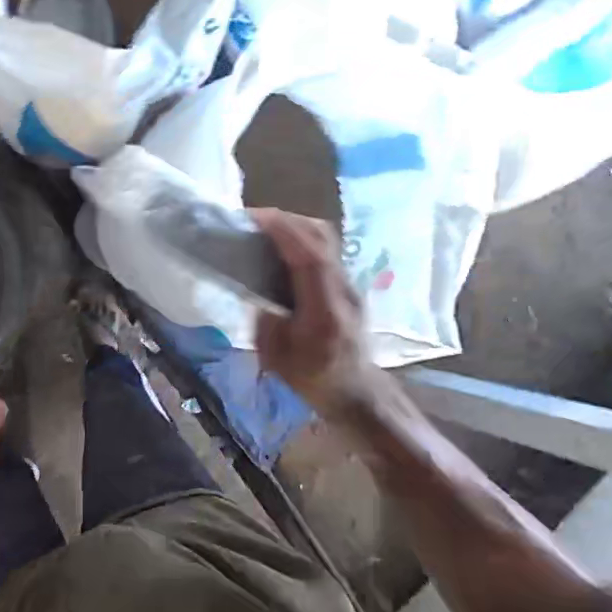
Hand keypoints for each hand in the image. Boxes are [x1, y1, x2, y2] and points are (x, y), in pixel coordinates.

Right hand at [251, 209, 378, 419]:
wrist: (358, 393)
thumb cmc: (315, 379)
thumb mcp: (277, 359)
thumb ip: (265, 323)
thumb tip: (256, 294)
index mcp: (324, 311)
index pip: (310, 258)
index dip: (284, 233)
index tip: (256, 218)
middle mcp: (342, 289)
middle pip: (321, 237)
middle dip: (286, 220)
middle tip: (253, 219)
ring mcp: (348, 284)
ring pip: (325, 239)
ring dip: (294, 225)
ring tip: (265, 228)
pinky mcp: (345, 283)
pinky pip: (324, 248)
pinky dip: (300, 238)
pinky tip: (281, 246)